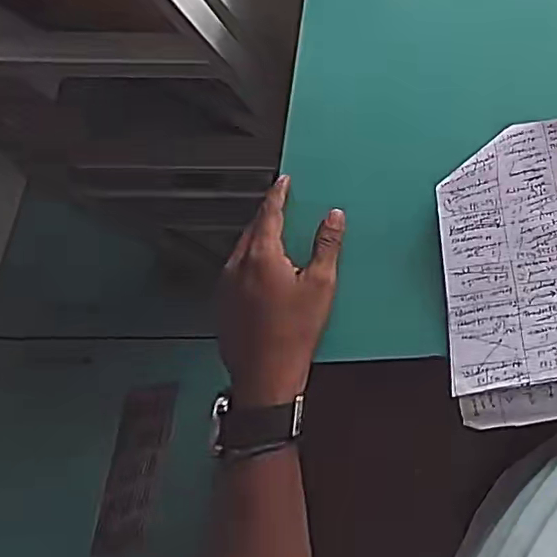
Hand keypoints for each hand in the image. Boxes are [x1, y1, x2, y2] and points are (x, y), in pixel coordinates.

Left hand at [218, 176, 344, 406]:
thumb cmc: (293, 333)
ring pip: (243, 247)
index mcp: (262, 257)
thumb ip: (327, 246)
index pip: (269, 214)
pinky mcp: (224, 301)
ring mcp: (227, 285)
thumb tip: (333, 217)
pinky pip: (237, 267)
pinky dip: (252, 257)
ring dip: (260, 235)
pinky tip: (266, 267)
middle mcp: (238, 266)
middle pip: (253, 228)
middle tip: (282, 203)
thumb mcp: (321, 284)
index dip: (278, 194)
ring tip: (278, 233)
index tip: (283, 182)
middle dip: (268, 213)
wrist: (266, 373)